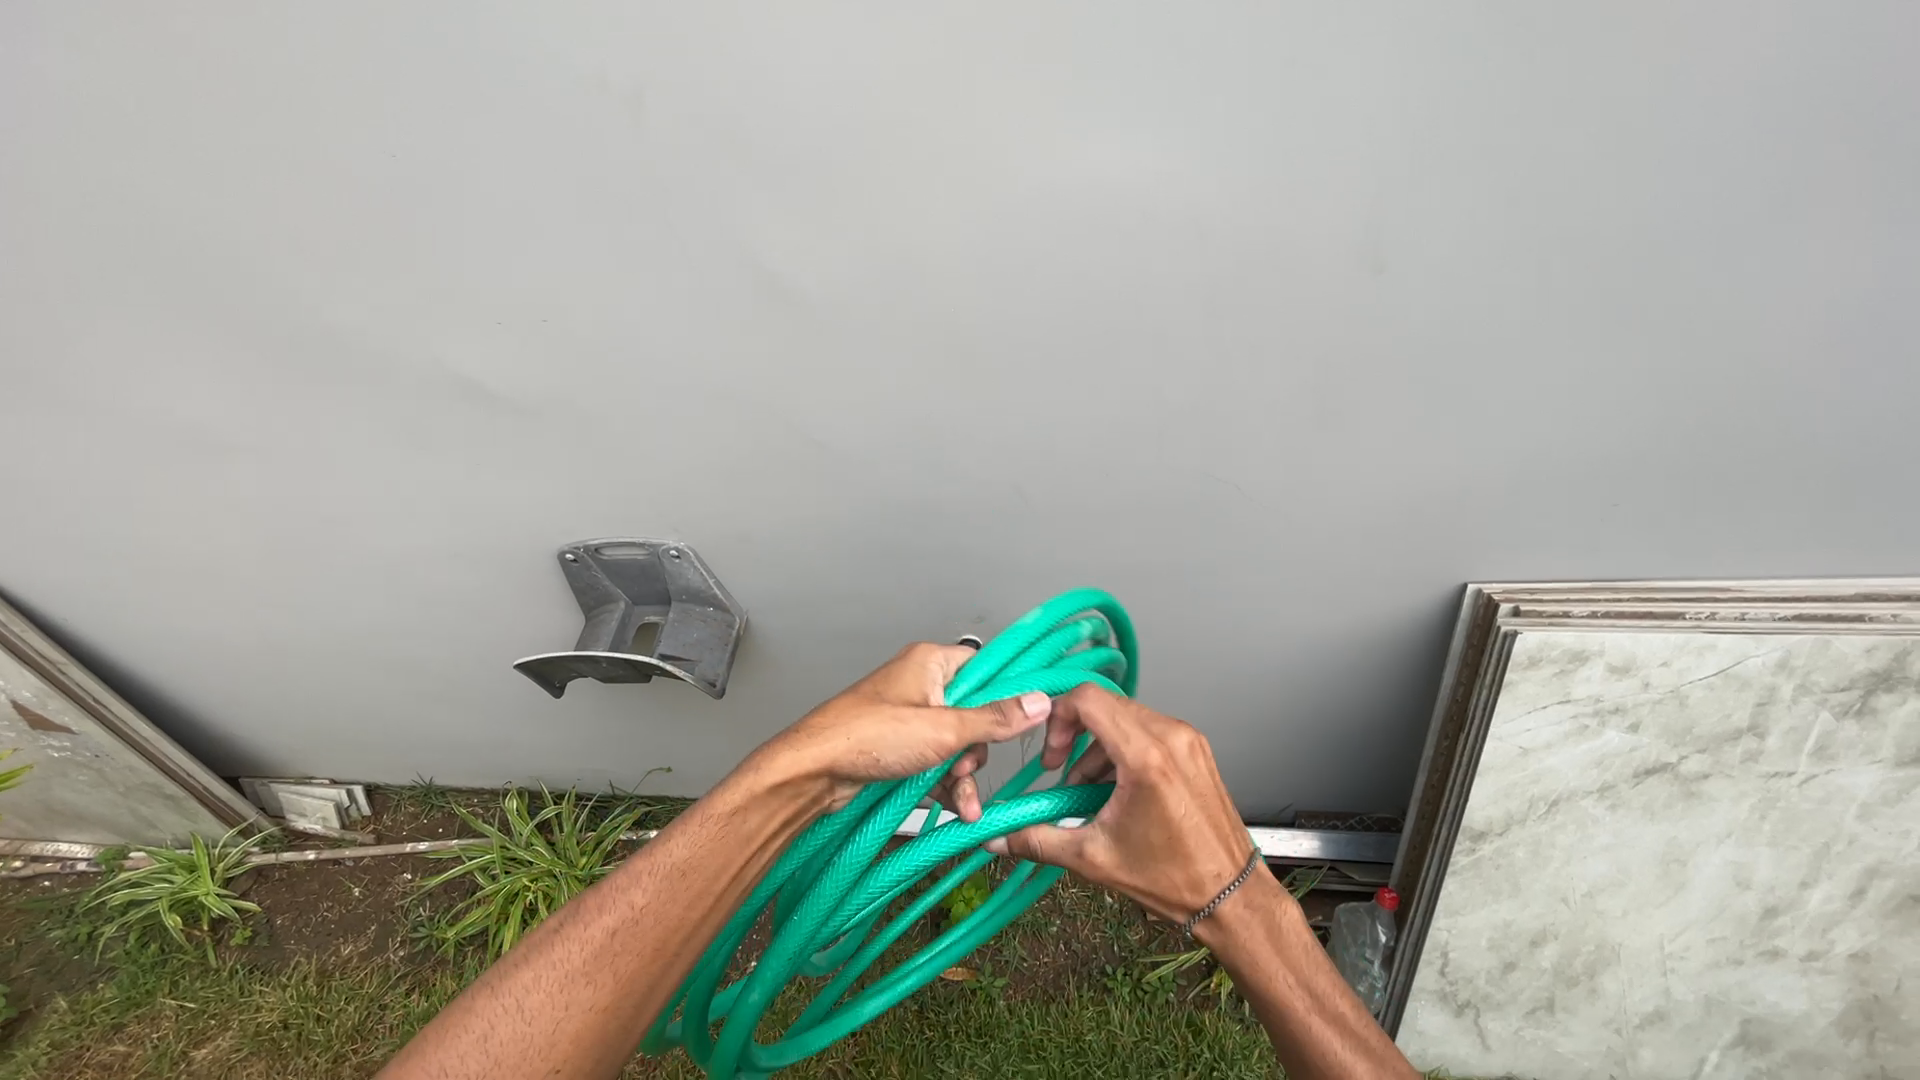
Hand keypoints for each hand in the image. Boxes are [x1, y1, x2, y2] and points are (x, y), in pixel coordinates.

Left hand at [758, 643, 1050, 812]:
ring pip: (957, 743)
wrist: (813, 773)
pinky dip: (947, 784)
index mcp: (931, 663)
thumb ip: (994, 719)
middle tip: (966, 765)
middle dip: (977, 749)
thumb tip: (1038, 702)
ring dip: (964, 774)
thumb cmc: (867, 737)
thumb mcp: (944, 730)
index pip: (984, 667)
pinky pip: (936, 761)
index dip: (1005, 692)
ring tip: (965, 802)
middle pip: (974, 712)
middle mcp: (921, 684)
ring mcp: (909, 717)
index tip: (1024, 717)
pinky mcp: (900, 746)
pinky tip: (958, 809)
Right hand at [986, 685, 1253, 922]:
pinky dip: (1121, 749)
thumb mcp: (1094, 859)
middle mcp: (1170, 736)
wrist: (1231, 896)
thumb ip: (1038, 840)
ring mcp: (1186, 739)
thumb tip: (998, 837)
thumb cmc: (1173, 878)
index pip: (1088, 700)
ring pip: (1124, 716)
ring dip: (1096, 745)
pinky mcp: (1194, 748)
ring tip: (1087, 790)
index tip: (1051, 753)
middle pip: (1104, 704)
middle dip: (1074, 733)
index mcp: (1146, 757)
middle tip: (1060, 770)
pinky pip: (1146, 729)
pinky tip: (1115, 789)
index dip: (1058, 717)